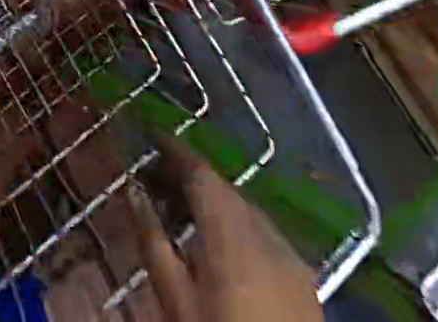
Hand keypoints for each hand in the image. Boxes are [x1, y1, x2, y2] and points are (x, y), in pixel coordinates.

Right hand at [126, 138, 323, 321]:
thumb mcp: (174, 301)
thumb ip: (152, 239)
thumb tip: (133, 190)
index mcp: (232, 237)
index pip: (202, 173)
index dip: (175, 150)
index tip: (149, 137)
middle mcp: (267, 235)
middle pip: (225, 187)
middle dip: (189, 175)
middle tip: (153, 176)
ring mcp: (292, 257)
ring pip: (245, 207)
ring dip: (212, 198)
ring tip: (177, 206)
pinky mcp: (304, 279)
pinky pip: (263, 231)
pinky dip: (235, 222)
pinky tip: (214, 241)